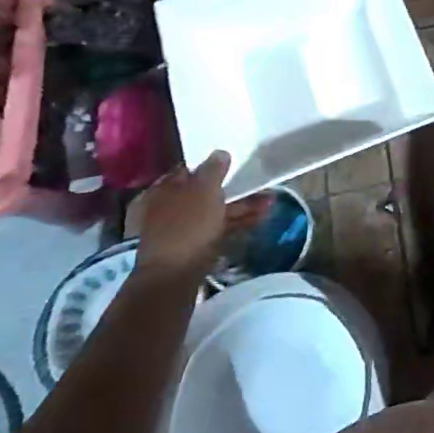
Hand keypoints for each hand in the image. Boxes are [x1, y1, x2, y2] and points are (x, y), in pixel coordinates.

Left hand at [125, 151, 268, 271]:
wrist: (174, 279)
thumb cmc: (186, 226)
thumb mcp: (202, 191)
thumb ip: (213, 169)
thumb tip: (220, 153)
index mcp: (163, 190)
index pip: (189, 170)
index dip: (212, 164)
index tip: (235, 161)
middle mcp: (169, 208)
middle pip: (204, 192)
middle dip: (233, 188)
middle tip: (257, 182)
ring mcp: (183, 231)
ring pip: (216, 212)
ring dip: (242, 206)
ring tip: (270, 200)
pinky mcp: (196, 249)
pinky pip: (220, 229)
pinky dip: (238, 223)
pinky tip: (261, 217)